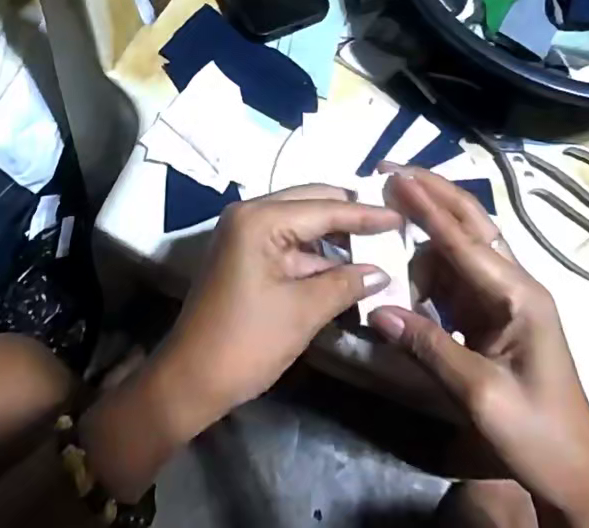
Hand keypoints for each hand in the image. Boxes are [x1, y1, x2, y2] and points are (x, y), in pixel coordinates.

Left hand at [155, 183, 403, 429]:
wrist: (186, 385)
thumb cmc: (244, 344)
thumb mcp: (303, 312)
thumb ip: (346, 284)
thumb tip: (382, 272)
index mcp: (260, 219)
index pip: (325, 208)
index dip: (366, 215)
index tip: (401, 216)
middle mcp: (251, 214)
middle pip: (313, 203)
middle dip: (352, 215)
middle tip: (391, 221)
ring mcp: (246, 233)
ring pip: (304, 221)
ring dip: (337, 235)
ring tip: (377, 241)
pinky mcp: (246, 253)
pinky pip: (291, 242)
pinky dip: (319, 253)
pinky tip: (348, 264)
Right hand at [370, 168, 588, 527]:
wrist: (575, 476)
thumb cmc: (538, 434)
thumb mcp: (482, 395)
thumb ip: (429, 348)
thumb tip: (379, 309)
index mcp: (521, 294)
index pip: (466, 241)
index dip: (428, 208)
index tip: (398, 177)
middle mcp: (514, 284)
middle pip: (470, 225)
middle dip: (433, 194)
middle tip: (391, 171)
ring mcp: (503, 300)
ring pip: (459, 250)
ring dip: (425, 233)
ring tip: (388, 220)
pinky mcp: (492, 318)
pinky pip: (455, 281)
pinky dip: (427, 270)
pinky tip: (404, 267)